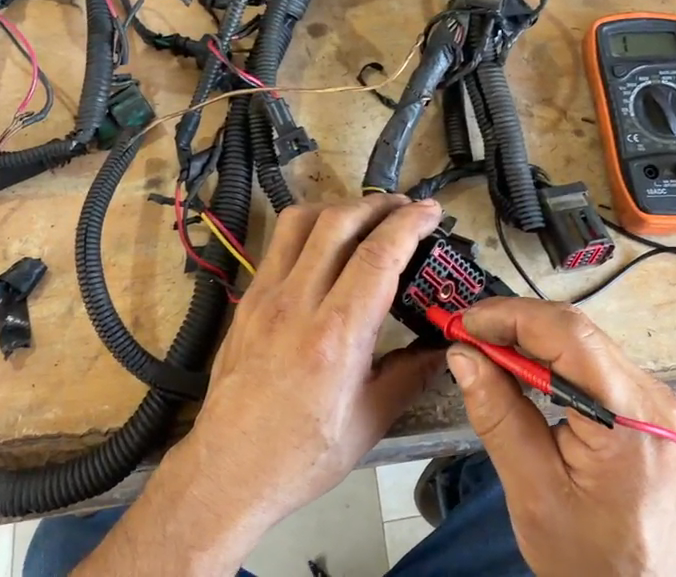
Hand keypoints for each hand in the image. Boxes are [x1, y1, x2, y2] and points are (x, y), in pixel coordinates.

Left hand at [77, 194, 444, 574]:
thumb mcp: (370, 421)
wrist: (228, 470)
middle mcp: (297, 304)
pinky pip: (279, 243)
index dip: (409, 224)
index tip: (432, 211)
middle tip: (407, 208)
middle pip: (338, 223)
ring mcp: (265, 296)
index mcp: (335, 337)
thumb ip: (412, 373)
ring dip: (341, 207)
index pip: (377, 256)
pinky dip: (311, 227)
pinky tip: (329, 242)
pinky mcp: (248, 299)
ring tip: (368, 216)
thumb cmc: (302, 454)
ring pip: (301, 221)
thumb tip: (447, 343)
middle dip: (379, 205)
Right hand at [450, 298, 675, 576]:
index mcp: (630, 415)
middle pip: (575, 333)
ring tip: (482, 352)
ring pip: (580, 343)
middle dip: (514, 326)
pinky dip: (547, 359)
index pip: (569, 334)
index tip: (463, 323)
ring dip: (528, 341)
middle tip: (464, 337)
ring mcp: (652, 397)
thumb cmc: (589, 555)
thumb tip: (464, 355)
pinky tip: (517, 372)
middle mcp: (650, 393)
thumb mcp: (533, 492)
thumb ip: (499, 417)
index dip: (511, 316)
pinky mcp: (643, 404)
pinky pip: (589, 362)